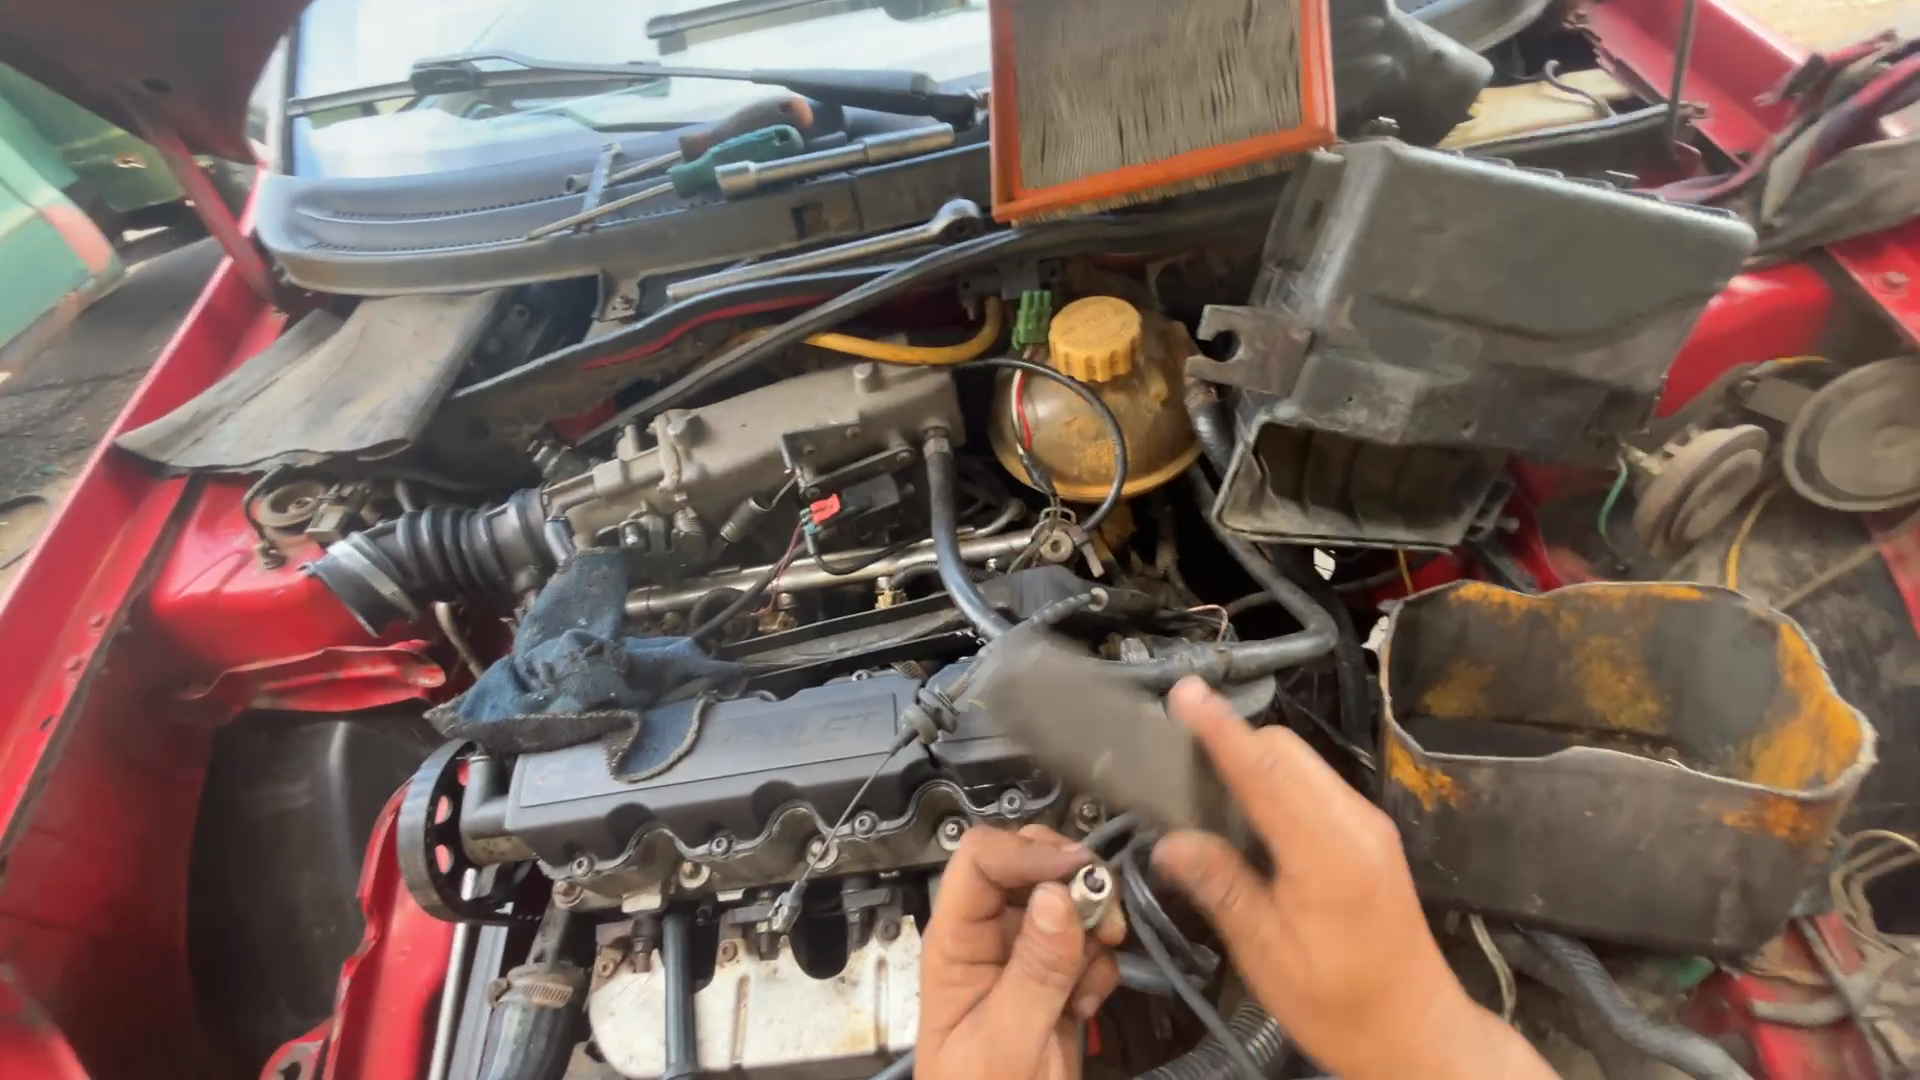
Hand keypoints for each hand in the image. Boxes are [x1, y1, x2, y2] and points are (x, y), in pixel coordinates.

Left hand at [917, 825, 1126, 1079]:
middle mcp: (988, 934)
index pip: (980, 858)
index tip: (1079, 873)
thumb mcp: (1007, 1049)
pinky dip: (1097, 960)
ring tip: (1090, 979)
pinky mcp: (1053, 977)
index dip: (1027, 853)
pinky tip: (1088, 1003)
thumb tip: (1058, 895)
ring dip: (1090, 925)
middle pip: (1026, 865)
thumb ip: (1034, 973)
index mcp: (955, 938)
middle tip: (1104, 915)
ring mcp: (1022, 954)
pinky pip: (1083, 939)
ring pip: (1062, 898)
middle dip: (1070, 881)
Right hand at [1152, 678, 1556, 1079]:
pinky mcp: (1367, 830)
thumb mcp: (1268, 957)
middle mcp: (1354, 823)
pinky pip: (1310, 779)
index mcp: (1329, 855)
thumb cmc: (1341, 1007)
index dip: (1222, 730)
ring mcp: (1366, 822)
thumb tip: (1168, 841)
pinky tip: (1244, 805)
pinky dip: (1271, 775)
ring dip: (1250, 754)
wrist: (1423, 1037)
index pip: (1267, 774)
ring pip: (1298, 759)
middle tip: (1177, 752)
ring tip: (1202, 775)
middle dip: (1232, 738)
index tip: (1186, 694)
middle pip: (1285, 750)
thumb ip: (1221, 888)